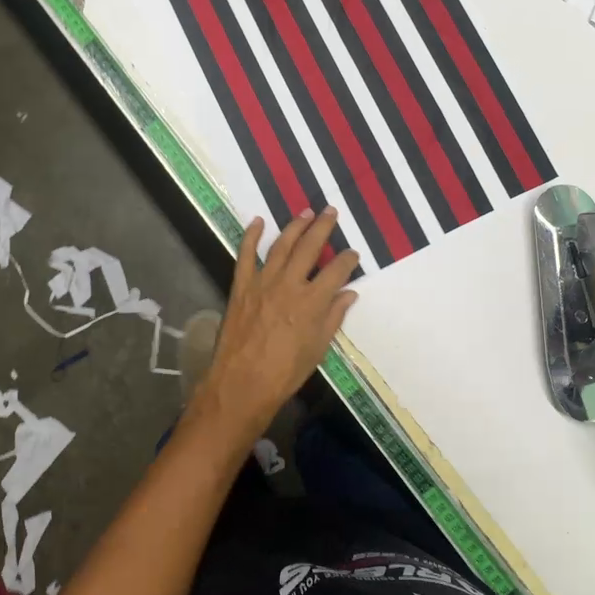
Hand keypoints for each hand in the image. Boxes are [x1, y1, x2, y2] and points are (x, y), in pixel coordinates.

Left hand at [187, 209, 359, 446]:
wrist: (242, 383)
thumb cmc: (285, 372)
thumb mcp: (318, 348)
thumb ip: (333, 317)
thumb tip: (349, 294)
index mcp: (312, 301)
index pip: (336, 270)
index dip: (347, 259)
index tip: (353, 253)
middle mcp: (289, 284)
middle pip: (309, 247)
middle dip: (323, 227)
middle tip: (331, 212)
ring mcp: (262, 282)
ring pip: (281, 245)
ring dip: (295, 226)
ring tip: (306, 212)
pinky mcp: (241, 286)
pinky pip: (246, 255)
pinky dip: (251, 236)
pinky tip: (258, 222)